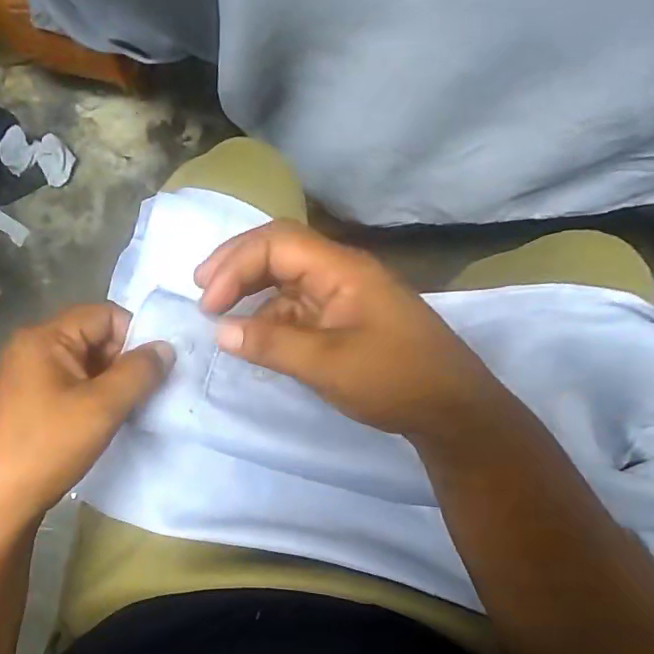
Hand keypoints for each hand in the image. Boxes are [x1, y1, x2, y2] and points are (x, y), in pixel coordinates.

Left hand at [0, 303, 173, 528]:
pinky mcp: (25, 404)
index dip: (135, 336)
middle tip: (145, 396)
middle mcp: (29, 348)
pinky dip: (90, 399)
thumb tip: (165, 348)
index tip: (155, 371)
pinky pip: (67, 387)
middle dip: (123, 362)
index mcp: (43, 337)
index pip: (103, 314)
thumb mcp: (101, 407)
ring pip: (82, 366)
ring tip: (126, 413)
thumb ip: (139, 372)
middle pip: (92, 337)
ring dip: (109, 385)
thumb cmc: (48, 447)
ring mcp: (24, 377)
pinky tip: (100, 424)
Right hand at [195, 220, 495, 437]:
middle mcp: (340, 273)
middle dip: (236, 266)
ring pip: (284, 279)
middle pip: (279, 250)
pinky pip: (295, 307)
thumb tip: (220, 331)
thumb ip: (272, 344)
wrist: (452, 410)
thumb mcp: (328, 365)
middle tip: (201, 291)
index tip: (209, 305)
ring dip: (249, 290)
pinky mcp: (342, 320)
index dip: (235, 265)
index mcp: (342, 270)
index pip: (278, 243)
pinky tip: (250, 336)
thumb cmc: (395, 380)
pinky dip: (267, 317)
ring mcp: (342, 296)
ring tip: (217, 312)